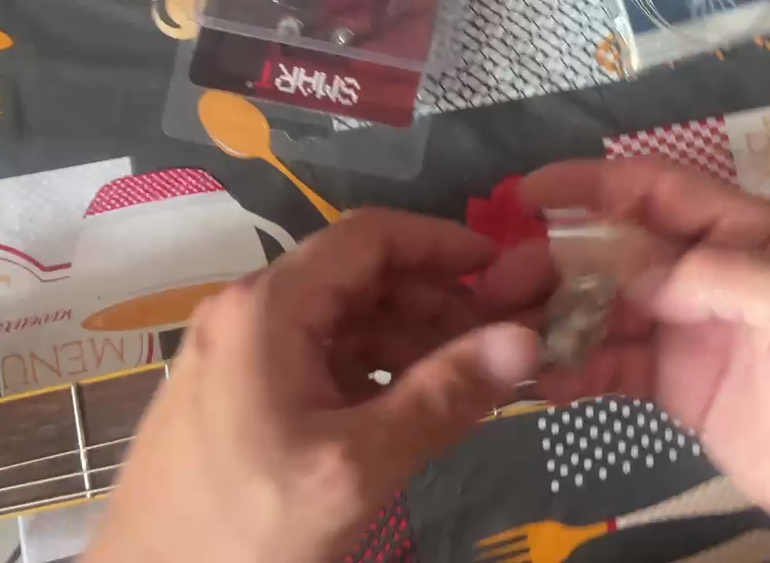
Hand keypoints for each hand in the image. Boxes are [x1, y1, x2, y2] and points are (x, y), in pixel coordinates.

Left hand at [86, 208, 549, 562]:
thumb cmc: (242, 535)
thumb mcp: (355, 469)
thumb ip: (444, 397)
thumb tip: (528, 337)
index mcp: (270, 305)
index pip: (370, 236)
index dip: (440, 242)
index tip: (500, 267)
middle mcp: (251, 307)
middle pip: (360, 274)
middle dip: (433, 297)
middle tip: (497, 334)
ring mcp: (241, 346)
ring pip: (344, 315)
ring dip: (409, 334)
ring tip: (465, 374)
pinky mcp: (241, 385)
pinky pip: (322, 352)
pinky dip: (374, 365)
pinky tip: (410, 400)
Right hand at [520, 159, 769, 562]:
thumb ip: (720, 276)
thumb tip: (626, 266)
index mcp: (747, 235)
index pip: (658, 190)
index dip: (593, 184)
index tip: (529, 192)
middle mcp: (709, 272)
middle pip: (618, 249)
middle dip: (557, 257)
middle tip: (498, 281)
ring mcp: (691, 329)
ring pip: (607, 306)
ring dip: (555, 313)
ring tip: (503, 329)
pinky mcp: (679, 385)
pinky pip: (616, 365)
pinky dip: (575, 367)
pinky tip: (541, 378)